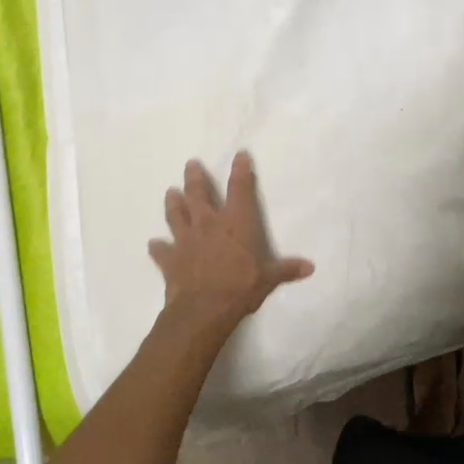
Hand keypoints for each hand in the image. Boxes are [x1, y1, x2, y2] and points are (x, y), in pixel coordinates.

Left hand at [149, 152, 313, 335]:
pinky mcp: (169, 259)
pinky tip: (153, 243)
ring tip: (170, 192)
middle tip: (191, 163)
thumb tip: (310, 267)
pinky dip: (157, 246)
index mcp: (237, 222)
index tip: (239, 154)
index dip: (240, 169)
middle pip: (198, 193)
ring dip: (173, 202)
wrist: (203, 309)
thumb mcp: (269, 278)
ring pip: (176, 214)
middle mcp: (209, 224)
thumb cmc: (241, 287)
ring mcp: (186, 239)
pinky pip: (161, 250)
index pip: (240, 188)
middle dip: (195, 177)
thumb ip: (287, 269)